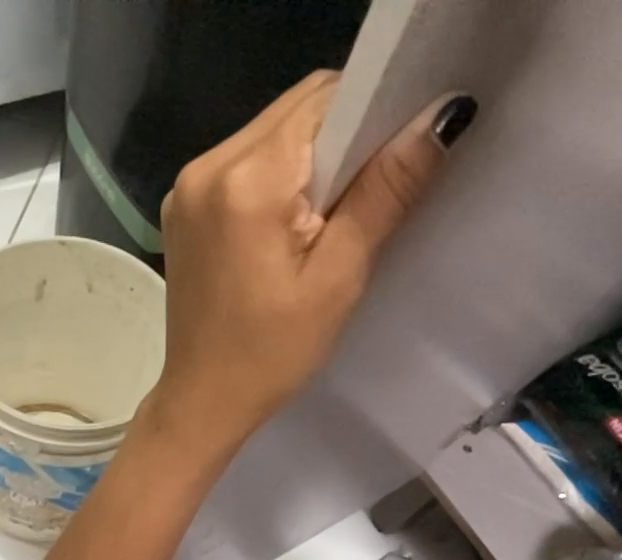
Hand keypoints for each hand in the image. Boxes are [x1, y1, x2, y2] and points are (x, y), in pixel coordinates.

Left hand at [146, 71, 475, 449]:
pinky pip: (243, 162)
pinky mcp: (182, 205)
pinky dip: (276, 176)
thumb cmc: (272, 353)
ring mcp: (186, 186)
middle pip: (295, 109)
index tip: (398, 152)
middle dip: (341, 135)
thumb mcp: (338, 276)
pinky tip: (290, 224)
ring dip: (309, 157)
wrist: (204, 398)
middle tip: (367, 193)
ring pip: (270, 132)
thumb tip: (439, 118)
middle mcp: (205, 167)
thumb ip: (385, 191)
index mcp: (244, 181)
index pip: (325, 99)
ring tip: (327, 217)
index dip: (372, 111)